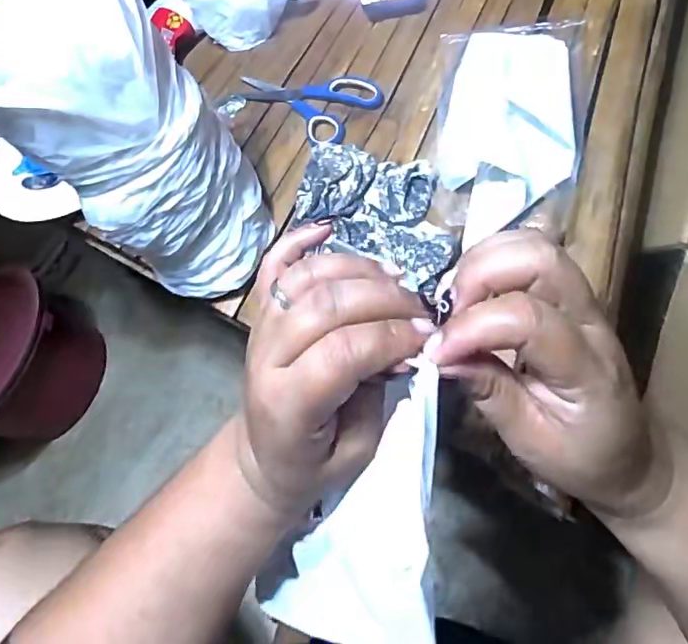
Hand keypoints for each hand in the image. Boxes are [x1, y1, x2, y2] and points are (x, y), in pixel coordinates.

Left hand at [234, 222, 434, 516]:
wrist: (262, 455)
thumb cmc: (314, 460)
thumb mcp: (358, 448)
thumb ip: (378, 392)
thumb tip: (405, 343)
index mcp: (285, 403)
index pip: (340, 352)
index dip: (389, 337)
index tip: (427, 336)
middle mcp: (265, 355)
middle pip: (326, 304)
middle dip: (384, 300)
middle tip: (420, 309)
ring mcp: (260, 325)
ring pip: (307, 276)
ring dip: (357, 268)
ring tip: (395, 279)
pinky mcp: (261, 308)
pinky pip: (275, 264)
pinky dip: (299, 239)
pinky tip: (328, 227)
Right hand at [429, 231, 668, 519]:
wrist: (629, 452)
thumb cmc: (581, 456)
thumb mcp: (531, 442)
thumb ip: (489, 392)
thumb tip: (440, 355)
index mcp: (585, 365)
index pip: (528, 319)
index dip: (473, 327)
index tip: (436, 351)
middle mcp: (588, 316)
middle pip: (539, 257)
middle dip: (479, 273)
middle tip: (448, 312)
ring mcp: (582, 296)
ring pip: (533, 243)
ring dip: (483, 260)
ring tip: (457, 300)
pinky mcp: (568, 288)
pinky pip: (529, 250)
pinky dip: (491, 258)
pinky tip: (472, 291)